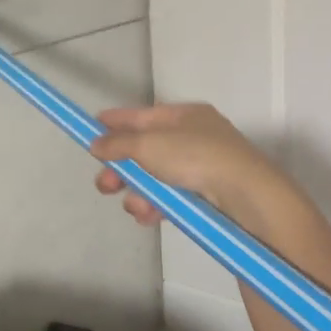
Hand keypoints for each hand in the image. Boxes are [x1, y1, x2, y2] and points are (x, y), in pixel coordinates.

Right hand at [88, 103, 297, 232]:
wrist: (240, 191)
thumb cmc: (195, 156)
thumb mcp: (149, 144)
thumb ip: (117, 143)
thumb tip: (96, 143)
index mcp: (181, 116)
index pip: (139, 116)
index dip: (114, 121)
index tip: (90, 127)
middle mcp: (186, 138)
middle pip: (138, 153)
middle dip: (118, 171)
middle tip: (107, 184)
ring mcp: (191, 167)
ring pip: (146, 180)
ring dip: (135, 195)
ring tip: (138, 205)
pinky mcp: (193, 194)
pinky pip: (160, 198)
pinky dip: (151, 207)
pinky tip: (151, 214)